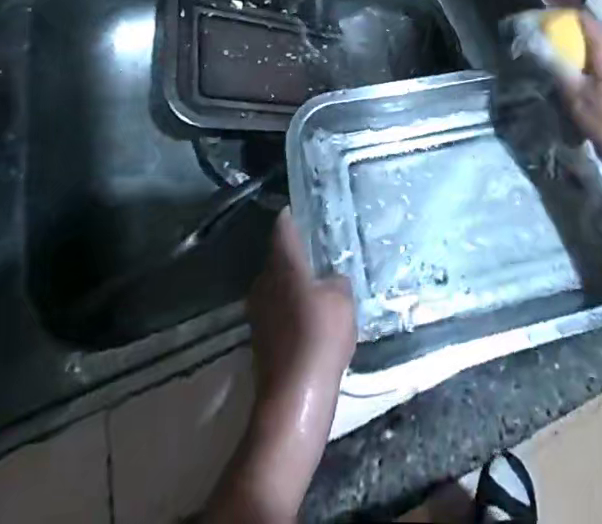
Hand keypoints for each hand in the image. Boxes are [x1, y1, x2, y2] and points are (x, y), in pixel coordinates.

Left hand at [247, 210, 356, 431]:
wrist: (296, 394)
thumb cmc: (321, 334)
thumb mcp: (343, 297)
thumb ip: (336, 279)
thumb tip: (329, 278)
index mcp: (282, 265)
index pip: (283, 228)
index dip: (294, 215)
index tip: (307, 207)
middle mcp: (263, 282)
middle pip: (278, 257)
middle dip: (298, 251)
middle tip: (324, 246)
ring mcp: (258, 311)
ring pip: (278, 283)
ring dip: (295, 279)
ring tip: (323, 278)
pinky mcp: (261, 335)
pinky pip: (279, 305)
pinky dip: (294, 303)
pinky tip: (314, 310)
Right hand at [559, 15, 601, 186]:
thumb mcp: (578, 100)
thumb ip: (560, 68)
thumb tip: (541, 45)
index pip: (588, 21)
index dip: (566, 19)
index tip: (547, 25)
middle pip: (599, 35)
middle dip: (575, 38)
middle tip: (553, 49)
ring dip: (588, 55)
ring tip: (568, 68)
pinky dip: (599, 68)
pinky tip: (589, 86)